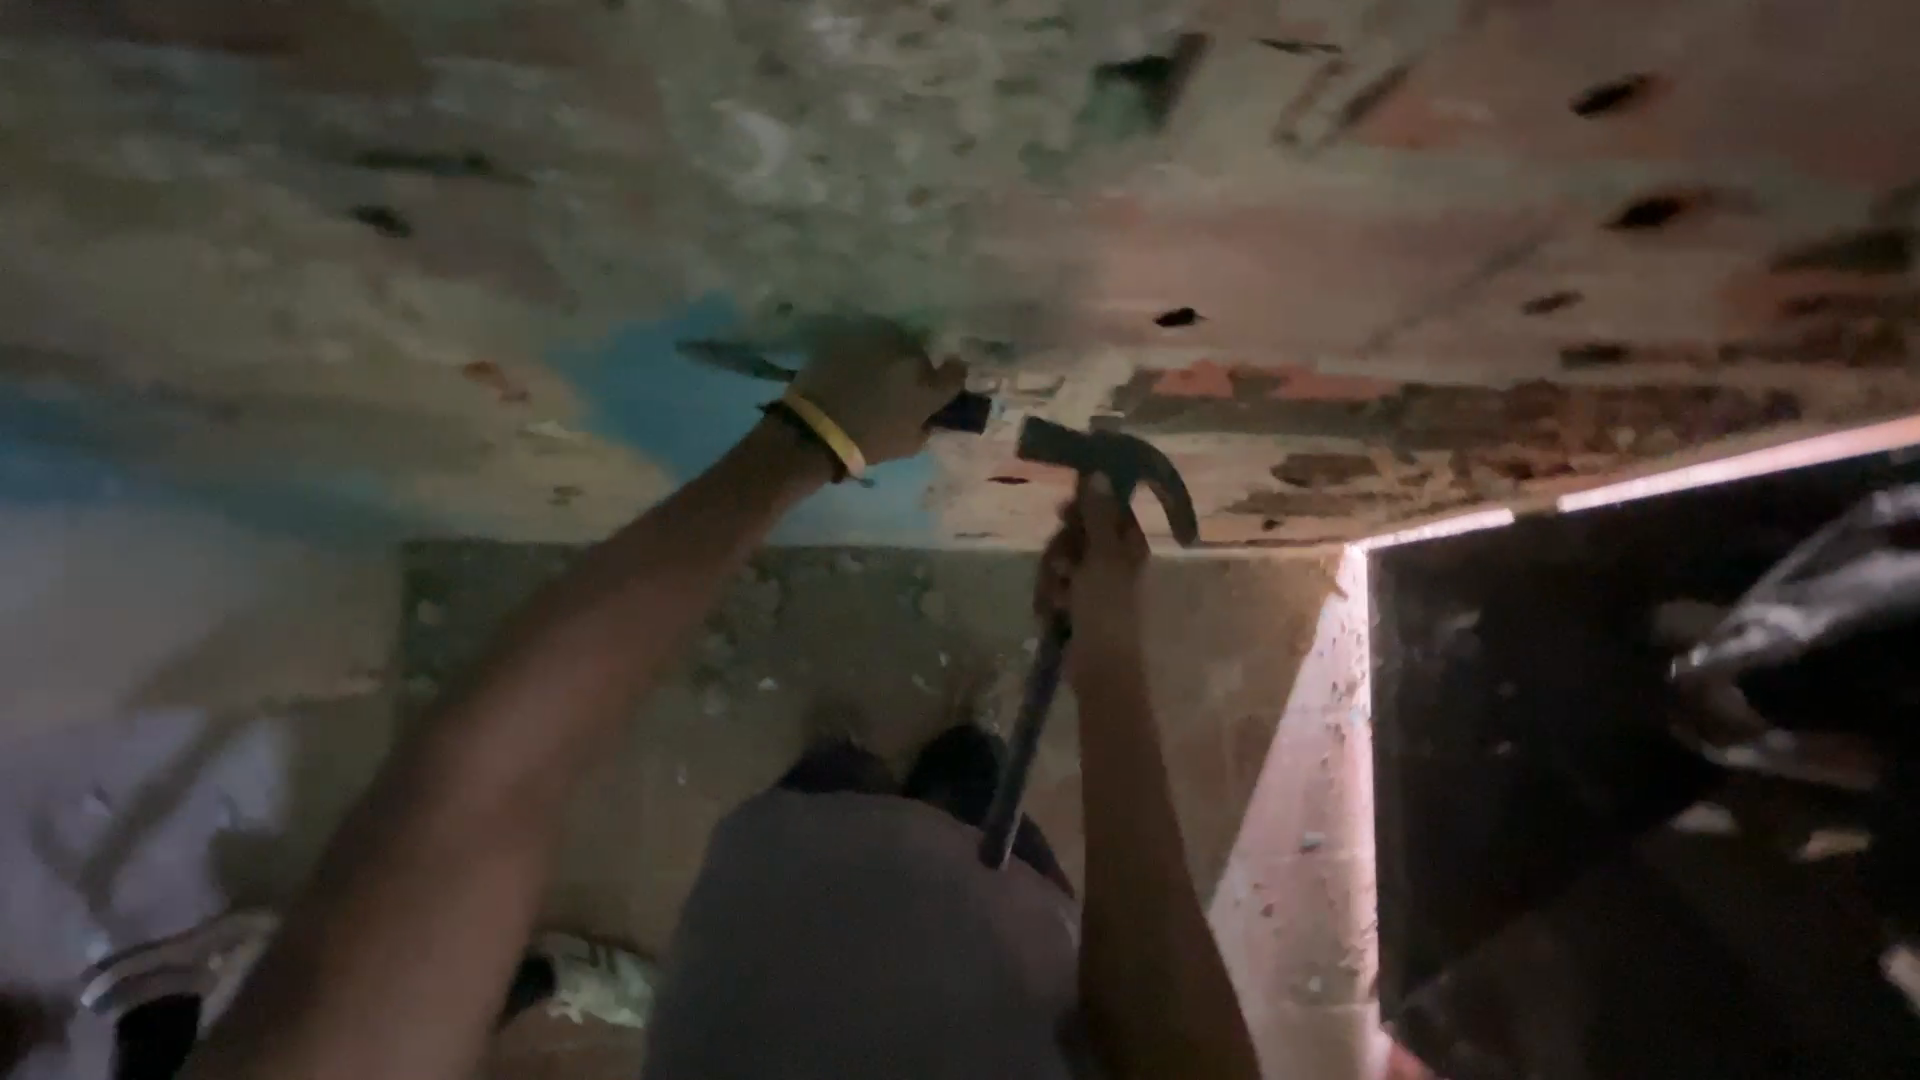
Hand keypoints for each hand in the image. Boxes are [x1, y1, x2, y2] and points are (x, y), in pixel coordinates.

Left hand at [788, 318, 968, 466]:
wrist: (817, 429)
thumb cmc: (867, 444)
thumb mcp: (908, 445)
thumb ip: (926, 426)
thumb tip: (929, 416)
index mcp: (927, 388)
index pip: (955, 374)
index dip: (952, 376)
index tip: (944, 380)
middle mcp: (909, 358)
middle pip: (922, 356)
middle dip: (915, 367)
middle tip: (900, 384)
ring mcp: (880, 342)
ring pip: (896, 342)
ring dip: (891, 354)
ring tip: (875, 371)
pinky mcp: (853, 335)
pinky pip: (867, 339)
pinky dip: (866, 351)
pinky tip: (854, 366)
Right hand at [1034, 474, 1148, 659]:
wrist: (1098, 667)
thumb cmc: (1106, 610)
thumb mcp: (1102, 556)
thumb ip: (1097, 515)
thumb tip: (1099, 473)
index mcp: (1127, 544)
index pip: (1103, 509)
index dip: (1082, 509)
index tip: (1064, 514)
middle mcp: (1110, 559)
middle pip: (1073, 533)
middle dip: (1060, 551)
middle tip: (1063, 570)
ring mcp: (1089, 583)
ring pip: (1057, 559)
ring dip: (1052, 579)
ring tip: (1059, 601)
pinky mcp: (1072, 603)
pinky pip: (1051, 585)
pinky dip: (1049, 598)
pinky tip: (1053, 613)